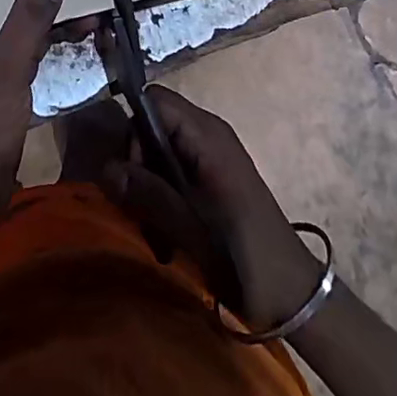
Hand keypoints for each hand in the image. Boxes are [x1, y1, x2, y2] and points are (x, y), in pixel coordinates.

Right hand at [100, 85, 326, 330]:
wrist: (291, 294)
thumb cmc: (243, 258)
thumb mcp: (190, 228)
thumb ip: (147, 193)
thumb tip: (105, 169)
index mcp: (207, 136)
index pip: (153, 101)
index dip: (133, 131)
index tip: (133, 175)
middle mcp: (209, 135)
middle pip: (151, 126)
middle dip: (137, 166)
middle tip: (138, 210)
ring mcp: (212, 155)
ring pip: (158, 151)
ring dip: (148, 189)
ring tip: (156, 233)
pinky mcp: (213, 176)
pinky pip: (173, 169)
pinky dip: (162, 197)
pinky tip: (167, 235)